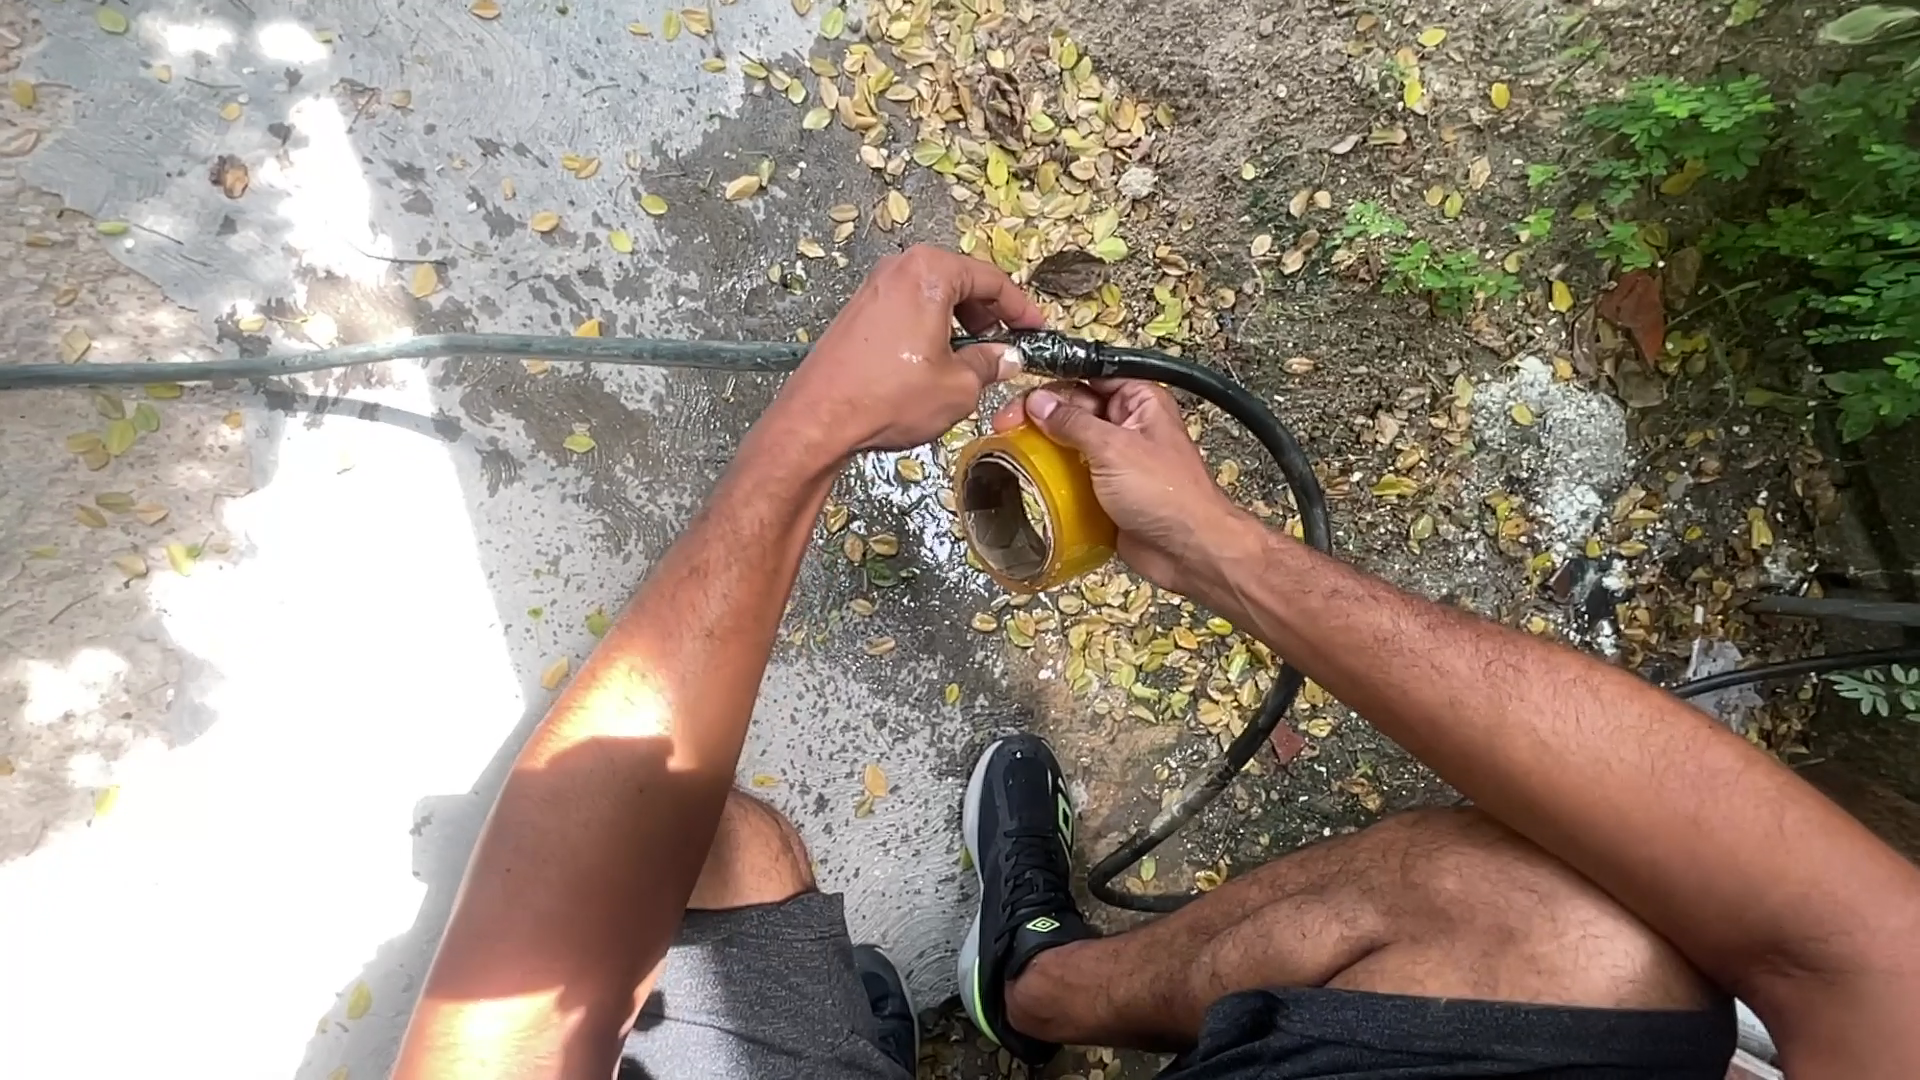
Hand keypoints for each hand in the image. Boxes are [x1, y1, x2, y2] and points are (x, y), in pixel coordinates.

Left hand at [775, 245, 1043, 454]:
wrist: (821, 417)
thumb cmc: (889, 397)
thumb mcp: (959, 386)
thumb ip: (990, 364)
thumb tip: (1006, 358)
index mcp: (931, 272)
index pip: (991, 280)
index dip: (1020, 308)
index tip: (1036, 327)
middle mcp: (900, 268)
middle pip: (960, 282)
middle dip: (988, 314)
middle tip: (1006, 344)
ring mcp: (874, 288)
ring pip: (933, 297)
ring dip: (959, 324)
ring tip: (973, 359)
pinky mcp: (858, 312)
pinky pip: (909, 310)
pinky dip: (931, 328)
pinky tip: (936, 362)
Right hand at [992, 379, 1249, 594]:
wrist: (1188, 551)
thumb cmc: (1168, 495)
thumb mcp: (1114, 448)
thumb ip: (1073, 423)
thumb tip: (1038, 403)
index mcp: (1139, 403)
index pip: (1088, 377)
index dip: (1053, 383)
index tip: (1022, 395)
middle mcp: (1127, 427)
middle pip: (1073, 409)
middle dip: (1040, 416)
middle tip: (1007, 426)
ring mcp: (1115, 460)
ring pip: (1069, 444)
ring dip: (1042, 448)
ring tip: (1011, 451)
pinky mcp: (1105, 491)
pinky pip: (1072, 477)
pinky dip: (1053, 478)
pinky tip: (1031, 479)